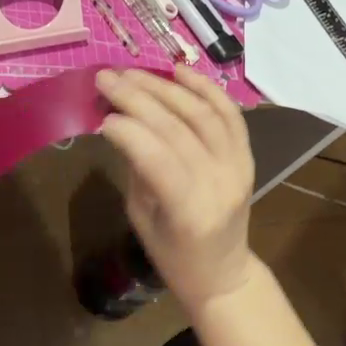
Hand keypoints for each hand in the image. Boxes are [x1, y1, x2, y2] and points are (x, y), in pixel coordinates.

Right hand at [97, 66, 257, 309]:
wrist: (223, 273)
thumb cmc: (172, 254)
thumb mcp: (141, 216)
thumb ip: (135, 167)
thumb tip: (117, 120)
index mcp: (188, 210)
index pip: (157, 157)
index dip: (126, 129)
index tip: (98, 113)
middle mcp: (219, 183)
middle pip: (177, 127)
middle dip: (137, 96)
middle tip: (106, 77)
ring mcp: (238, 167)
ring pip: (202, 113)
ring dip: (165, 87)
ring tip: (133, 72)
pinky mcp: (247, 156)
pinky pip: (230, 113)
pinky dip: (205, 88)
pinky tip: (179, 71)